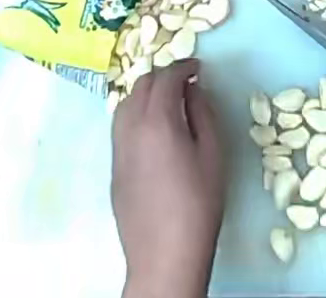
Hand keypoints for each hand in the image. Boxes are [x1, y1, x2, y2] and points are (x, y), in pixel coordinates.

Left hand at [113, 59, 224, 297]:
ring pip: (127, 101)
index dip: (183, 67)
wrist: (164, 257)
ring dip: (146, 92)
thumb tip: (192, 90)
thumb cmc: (197, 205)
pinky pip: (121, 124)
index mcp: (157, 119)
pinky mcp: (114, 165)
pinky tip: (152, 128)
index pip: (166, 77)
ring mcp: (118, 146)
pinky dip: (136, 112)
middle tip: (185, 83)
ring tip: (168, 102)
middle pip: (142, 83)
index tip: (197, 68)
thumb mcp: (212, 154)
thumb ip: (202, 113)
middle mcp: (131, 125)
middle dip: (163, 76)